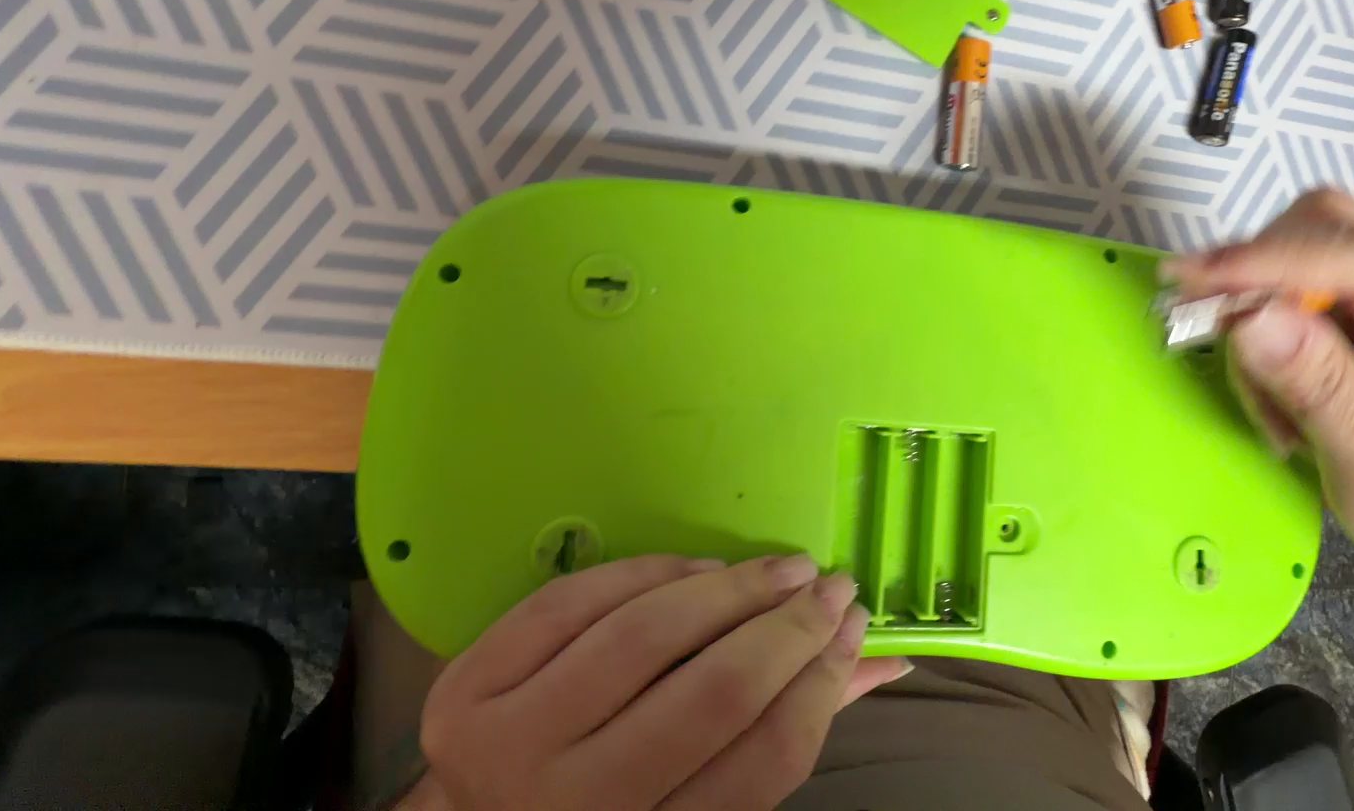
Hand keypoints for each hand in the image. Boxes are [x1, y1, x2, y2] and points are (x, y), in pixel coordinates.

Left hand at [417, 555, 910, 810]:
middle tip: (829, 582)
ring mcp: (508, 749)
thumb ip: (791, 728)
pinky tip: (697, 568)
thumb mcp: (701, 795)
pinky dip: (648, 572)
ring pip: (645, 638)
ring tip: (779, 568)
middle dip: (789, 625)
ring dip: (730, 589)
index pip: (767, 758)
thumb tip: (886, 660)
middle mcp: (577, 810)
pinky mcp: (467, 689)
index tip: (854, 622)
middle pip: (715, 693)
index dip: (823, 679)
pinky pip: (573, 603)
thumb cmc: (618, 809)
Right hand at [1168, 190, 1353, 810]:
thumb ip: (1322, 389)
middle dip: (1263, 274)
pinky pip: (1293, 312)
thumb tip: (1248, 314)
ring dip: (1262, 325)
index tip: (1191, 278)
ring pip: (1303, 268)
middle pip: (1335, 234)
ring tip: (1274, 414)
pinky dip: (1266, 351)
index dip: (1274, 261)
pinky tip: (1282, 413)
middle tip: (1212, 327)